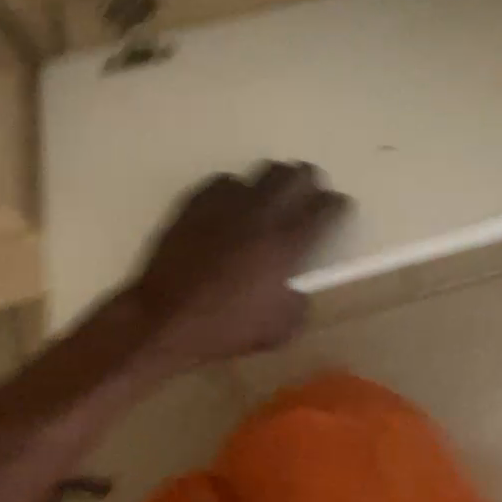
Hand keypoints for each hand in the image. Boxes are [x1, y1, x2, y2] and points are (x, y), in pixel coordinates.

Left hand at [124, 162, 350, 372]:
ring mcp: (225, 205)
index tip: (339, 206)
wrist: (162, 320)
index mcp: (286, 245)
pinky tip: (232, 205)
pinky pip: (223, 182)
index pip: (324, 209)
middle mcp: (260, 215)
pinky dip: (235, 190)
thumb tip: (296, 290)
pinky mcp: (194, 204)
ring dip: (273, 181)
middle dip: (309, 180)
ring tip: (272, 194)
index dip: (337, 205)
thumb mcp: (279, 330)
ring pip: (260, 172)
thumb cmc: (224, 329)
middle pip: (295, 176)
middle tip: (311, 189)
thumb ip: (298, 303)